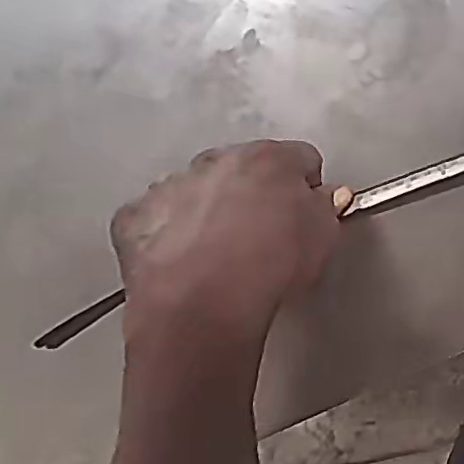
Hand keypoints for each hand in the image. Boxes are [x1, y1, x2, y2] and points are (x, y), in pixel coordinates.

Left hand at [112, 141, 342, 368]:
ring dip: (215, 208)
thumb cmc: (267, 267)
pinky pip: (160, 215)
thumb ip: (326, 206)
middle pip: (246, 167)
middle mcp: (219, 162)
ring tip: (229, 252)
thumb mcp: (325, 235)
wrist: (205, 305)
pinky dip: (173, 231)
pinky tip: (190, 258)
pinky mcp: (137, 216)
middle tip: (270, 232)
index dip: (307, 185)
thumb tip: (322, 200)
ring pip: (201, 188)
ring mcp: (173, 186)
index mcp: (270, 159)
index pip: (300, 158)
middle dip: (258, 191)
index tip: (308, 207)